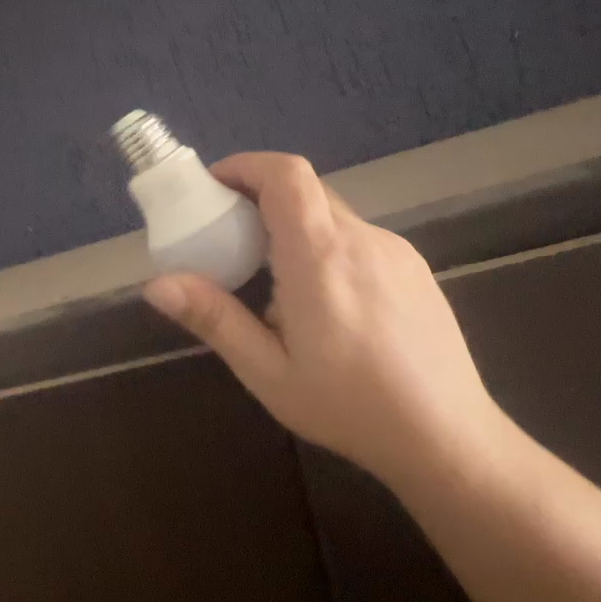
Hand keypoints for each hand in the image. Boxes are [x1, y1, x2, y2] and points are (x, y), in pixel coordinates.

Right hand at [144, 152, 508, 483]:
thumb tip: (155, 285)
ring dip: (290, 225)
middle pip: (306, 190)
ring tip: (263, 274)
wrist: (445, 436)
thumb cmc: (346, 405)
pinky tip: (316, 299)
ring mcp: (395, 252)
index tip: (210, 187)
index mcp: (319, 257)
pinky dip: (321, 245)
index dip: (245, 166)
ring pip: (332, 215)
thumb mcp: (266, 370)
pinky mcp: (414, 270)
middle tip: (222, 235)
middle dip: (257, 197)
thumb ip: (213, 318)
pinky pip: (357, 238)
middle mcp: (362, 240)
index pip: (286, 175)